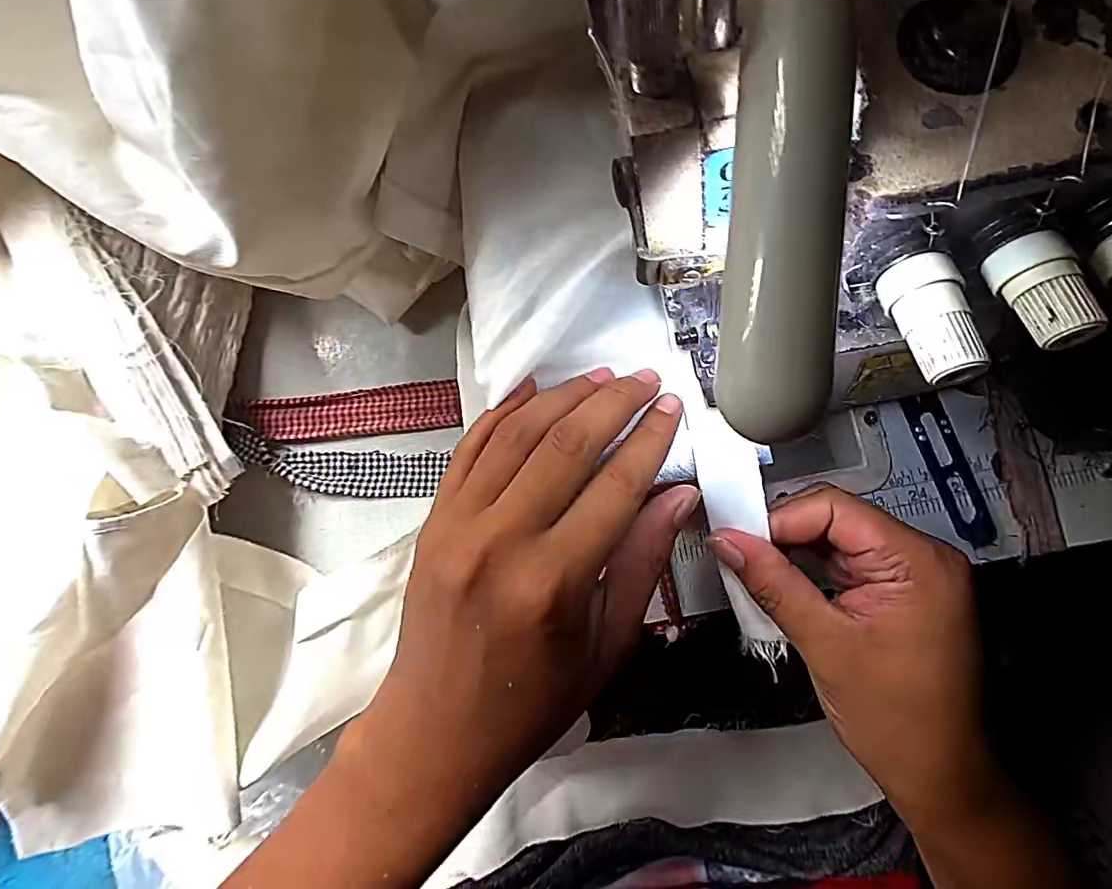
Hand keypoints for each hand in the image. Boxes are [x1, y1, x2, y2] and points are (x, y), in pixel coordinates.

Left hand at [229, 369, 698, 888]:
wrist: (432, 734)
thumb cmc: (531, 702)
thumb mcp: (606, 646)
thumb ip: (642, 561)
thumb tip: (679, 495)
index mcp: (553, 581)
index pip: (615, 486)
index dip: (650, 439)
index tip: (672, 408)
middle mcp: (501, 540)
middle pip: (567, 445)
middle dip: (614, 403)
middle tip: (645, 380)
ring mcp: (458, 524)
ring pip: (517, 434)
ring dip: (563, 396)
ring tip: (600, 377)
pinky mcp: (433, 519)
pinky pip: (470, 448)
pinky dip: (502, 411)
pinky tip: (532, 386)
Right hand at [707, 488, 1079, 888]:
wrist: (941, 779)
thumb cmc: (900, 723)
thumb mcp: (826, 645)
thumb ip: (774, 583)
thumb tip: (730, 542)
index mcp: (917, 561)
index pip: (835, 508)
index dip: (781, 518)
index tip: (741, 539)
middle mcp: (923, 556)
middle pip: (837, 518)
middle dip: (785, 536)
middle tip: (742, 555)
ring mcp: (915, 573)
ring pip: (838, 540)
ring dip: (796, 554)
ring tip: (760, 574)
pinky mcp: (903, 590)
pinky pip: (849, 563)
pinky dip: (814, 572)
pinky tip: (787, 586)